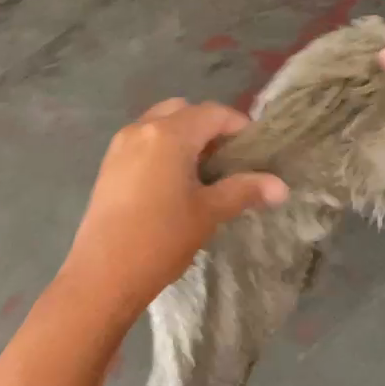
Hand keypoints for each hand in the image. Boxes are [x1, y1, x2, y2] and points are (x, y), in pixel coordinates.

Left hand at [58, 99, 288, 318]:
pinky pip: (142, 140)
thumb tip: (281, 187)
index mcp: (170, 134)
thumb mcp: (208, 213)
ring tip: (202, 172)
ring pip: (160, 123)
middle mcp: (142, 128)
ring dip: (184, 136)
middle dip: (209, 127)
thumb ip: (244, 191)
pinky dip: (163, 148)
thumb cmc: (161, 239)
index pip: (213, 113)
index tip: (256, 151)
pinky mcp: (109, 164)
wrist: (102, 274)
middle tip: (228, 160)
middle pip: (184, 111)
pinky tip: (173, 183)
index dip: (239, 126)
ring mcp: (121, 144)